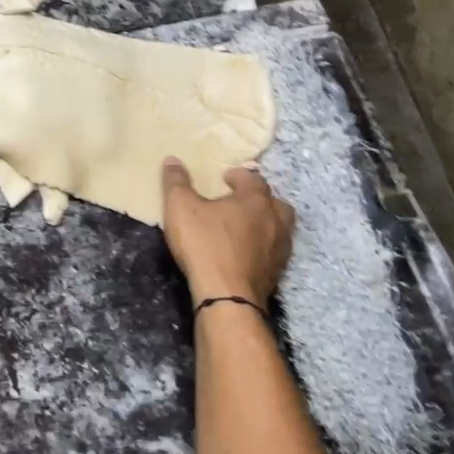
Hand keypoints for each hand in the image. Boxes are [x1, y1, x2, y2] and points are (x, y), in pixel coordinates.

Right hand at [161, 158, 295, 306]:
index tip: (223, 177)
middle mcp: (275, 221)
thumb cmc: (204, 242)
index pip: (254, 179)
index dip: (239, 175)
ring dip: (266, 221)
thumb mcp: (180, 206)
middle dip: (259, 198)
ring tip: (243, 224)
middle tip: (238, 200)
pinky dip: (264, 243)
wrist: (227, 294)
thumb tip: (173, 160)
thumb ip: (176, 181)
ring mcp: (280, 248)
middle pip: (276, 203)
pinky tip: (246, 249)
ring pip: (281, 227)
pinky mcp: (278, 270)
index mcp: (254, 201)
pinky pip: (275, 248)